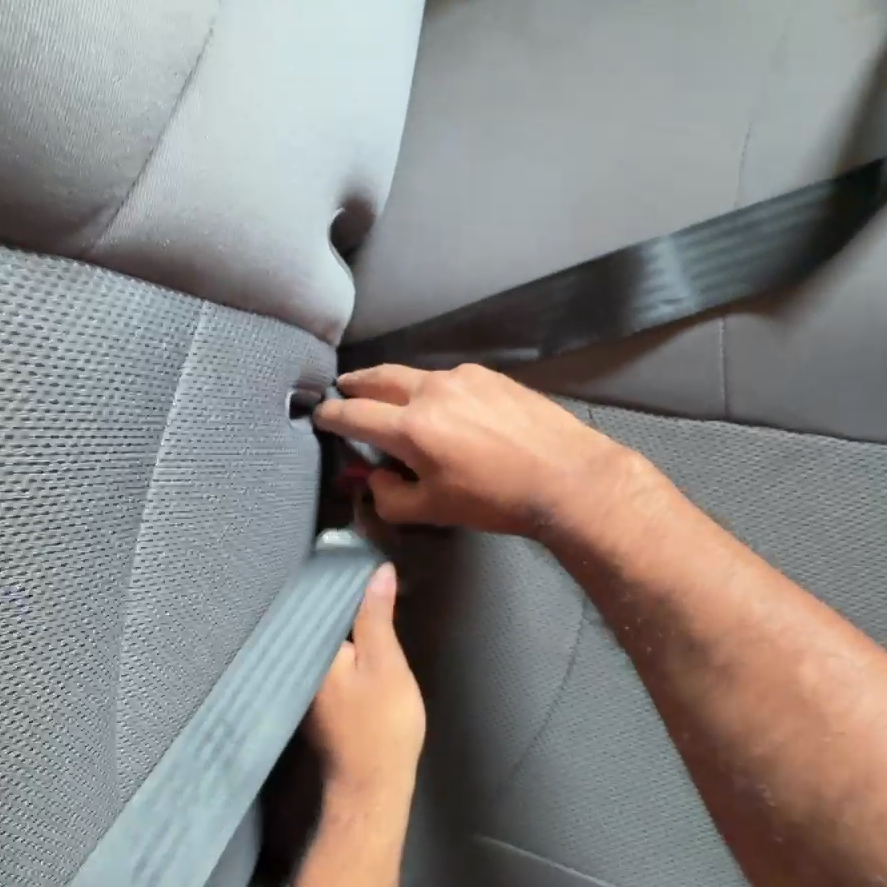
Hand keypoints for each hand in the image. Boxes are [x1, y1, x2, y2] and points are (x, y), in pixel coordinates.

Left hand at [308, 564, 425, 802]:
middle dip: (334, 594)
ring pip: (320, 637)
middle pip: (315, 616)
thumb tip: (378, 570)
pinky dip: (337, 642)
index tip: (352, 549)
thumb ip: (377, 615)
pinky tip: (352, 634)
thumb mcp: (386, 663)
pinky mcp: (314, 697)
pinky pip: (323, 655)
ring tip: (358, 590)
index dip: (335, 574)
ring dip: (336, 618)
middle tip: (359, 564)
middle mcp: (297, 661)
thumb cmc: (381, 725)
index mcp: (311, 648)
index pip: (316, 597)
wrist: (371, 786)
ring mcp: (304, 682)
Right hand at [314, 364, 636, 538]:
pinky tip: (445, 407)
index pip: (354, 414)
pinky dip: (433, 390)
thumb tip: (378, 478)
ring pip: (415, 376)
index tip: (320, 415)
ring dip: (395, 385)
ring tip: (392, 398)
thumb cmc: (495, 500)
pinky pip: (449, 379)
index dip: (330, 415)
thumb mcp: (433, 510)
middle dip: (355, 384)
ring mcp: (463, 378)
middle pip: (378, 378)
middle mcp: (431, 392)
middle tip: (344, 389)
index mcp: (410, 428)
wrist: (567, 476)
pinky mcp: (491, 376)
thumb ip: (390, 497)